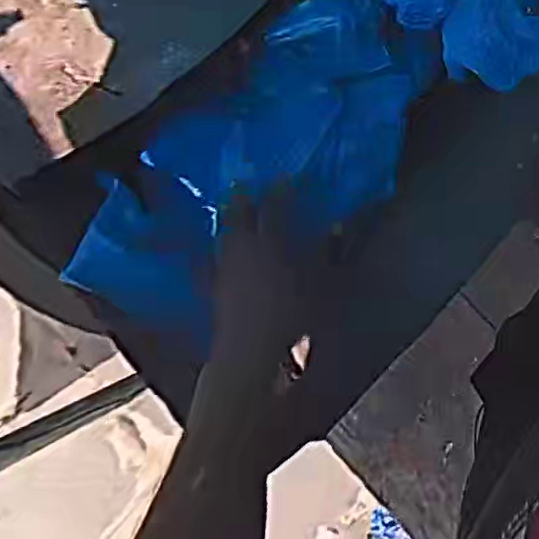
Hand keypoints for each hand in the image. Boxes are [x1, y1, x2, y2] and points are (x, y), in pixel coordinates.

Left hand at [212, 180, 319, 367]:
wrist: (254, 361)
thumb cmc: (298, 316)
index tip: (284, 177)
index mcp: (273, 244)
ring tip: (223, 212)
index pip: (275, 209)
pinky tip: (200, 256)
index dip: (280, 191)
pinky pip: (205, 270)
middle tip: (241, 185)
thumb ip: (331, 250)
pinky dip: (202, 259)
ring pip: (221, 242)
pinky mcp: (214, 298)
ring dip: (223, 226)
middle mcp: (244, 255)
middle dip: (241, 202)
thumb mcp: (326, 279)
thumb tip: (337, 225)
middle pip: (240, 221)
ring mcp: (225, 276)